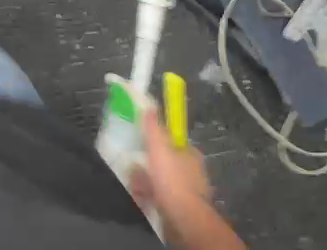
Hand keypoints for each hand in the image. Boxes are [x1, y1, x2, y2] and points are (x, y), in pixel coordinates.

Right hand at [132, 113, 244, 249]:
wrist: (185, 221)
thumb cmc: (173, 180)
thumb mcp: (159, 147)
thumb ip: (153, 127)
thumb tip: (149, 105)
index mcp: (191, 154)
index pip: (174, 142)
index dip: (158, 142)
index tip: (143, 145)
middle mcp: (193, 172)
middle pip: (167, 163)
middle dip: (149, 165)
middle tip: (133, 167)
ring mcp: (189, 193)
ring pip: (163, 183)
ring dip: (147, 182)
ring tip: (133, 184)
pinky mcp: (182, 211)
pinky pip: (163, 200)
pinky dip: (151, 198)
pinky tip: (141, 198)